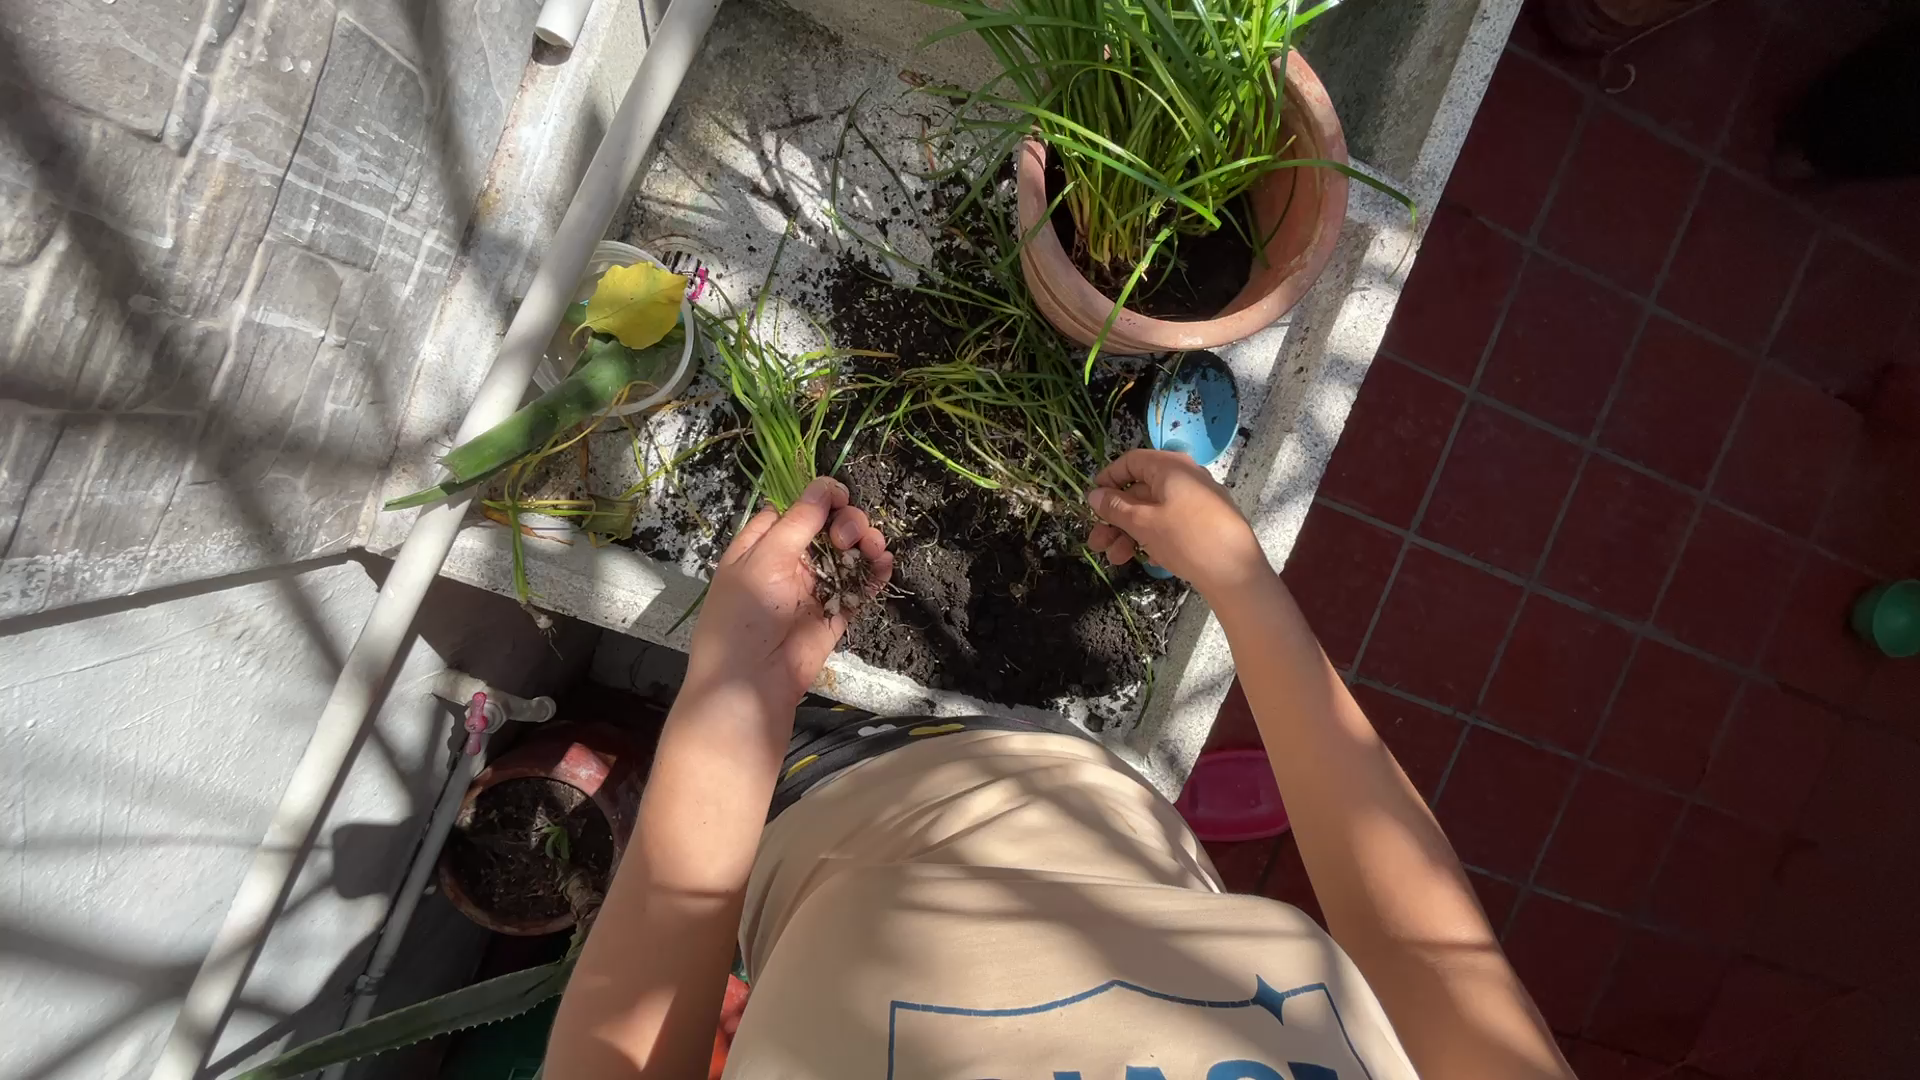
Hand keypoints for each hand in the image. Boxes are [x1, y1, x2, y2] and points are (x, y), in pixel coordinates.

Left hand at [684, 477, 892, 712]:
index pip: (797, 510)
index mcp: (764, 544)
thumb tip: (825, 485)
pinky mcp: (838, 610)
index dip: (819, 499)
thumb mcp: (765, 559)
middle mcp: (792, 561)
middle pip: (829, 527)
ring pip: (850, 554)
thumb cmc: (746, 613)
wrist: (753, 679)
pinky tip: (884, 562)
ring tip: (872, 546)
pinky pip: (861, 585)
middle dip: (845, 522)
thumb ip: (800, 521)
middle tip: (845, 536)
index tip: (839, 496)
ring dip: (865, 542)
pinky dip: (875, 571)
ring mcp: (817, 586)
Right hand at [1086, 449, 1267, 596]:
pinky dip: (1154, 539)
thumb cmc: (1185, 538)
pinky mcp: (1205, 524)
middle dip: (1114, 518)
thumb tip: (1094, 494)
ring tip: (1117, 559)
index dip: (1108, 479)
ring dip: (1130, 534)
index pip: (1131, 461)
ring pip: (1153, 512)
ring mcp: (1197, 501)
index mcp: (1170, 468)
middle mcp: (1184, 478)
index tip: (1092, 500)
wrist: (1236, 572)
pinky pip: (1170, 525)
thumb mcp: (1142, 523)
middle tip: (1097, 542)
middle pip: (1139, 492)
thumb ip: (1114, 507)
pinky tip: (1149, 561)